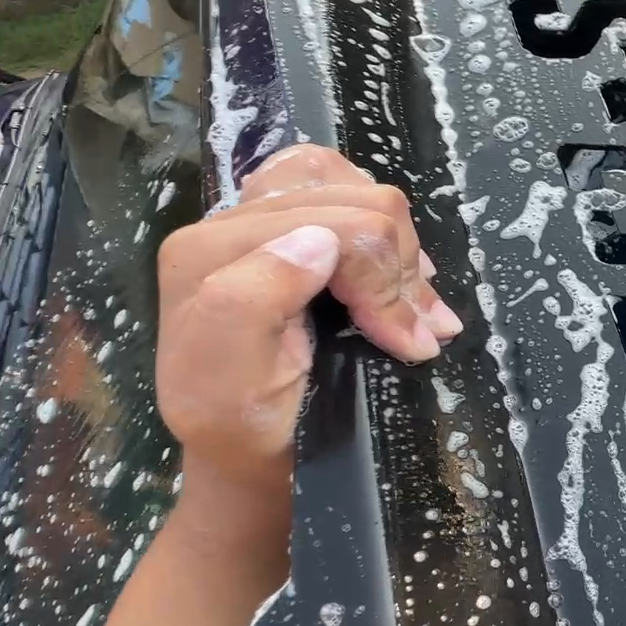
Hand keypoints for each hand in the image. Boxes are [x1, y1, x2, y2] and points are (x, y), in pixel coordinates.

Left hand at [155, 144, 460, 523]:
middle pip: (364, 204)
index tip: (407, 343)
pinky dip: (393, 231)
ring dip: (405, 256)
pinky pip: (355, 186)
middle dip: (401, 272)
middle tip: (415, 333)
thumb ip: (248, 304)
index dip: (386, 285)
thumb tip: (316, 241)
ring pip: (369, 193)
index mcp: (209, 253)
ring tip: (414, 313)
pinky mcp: (296, 219)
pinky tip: (400, 275)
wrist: (259, 440)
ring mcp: (266, 216)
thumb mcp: (232, 384)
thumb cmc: (252, 423)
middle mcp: (230, 221)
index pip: (340, 227)